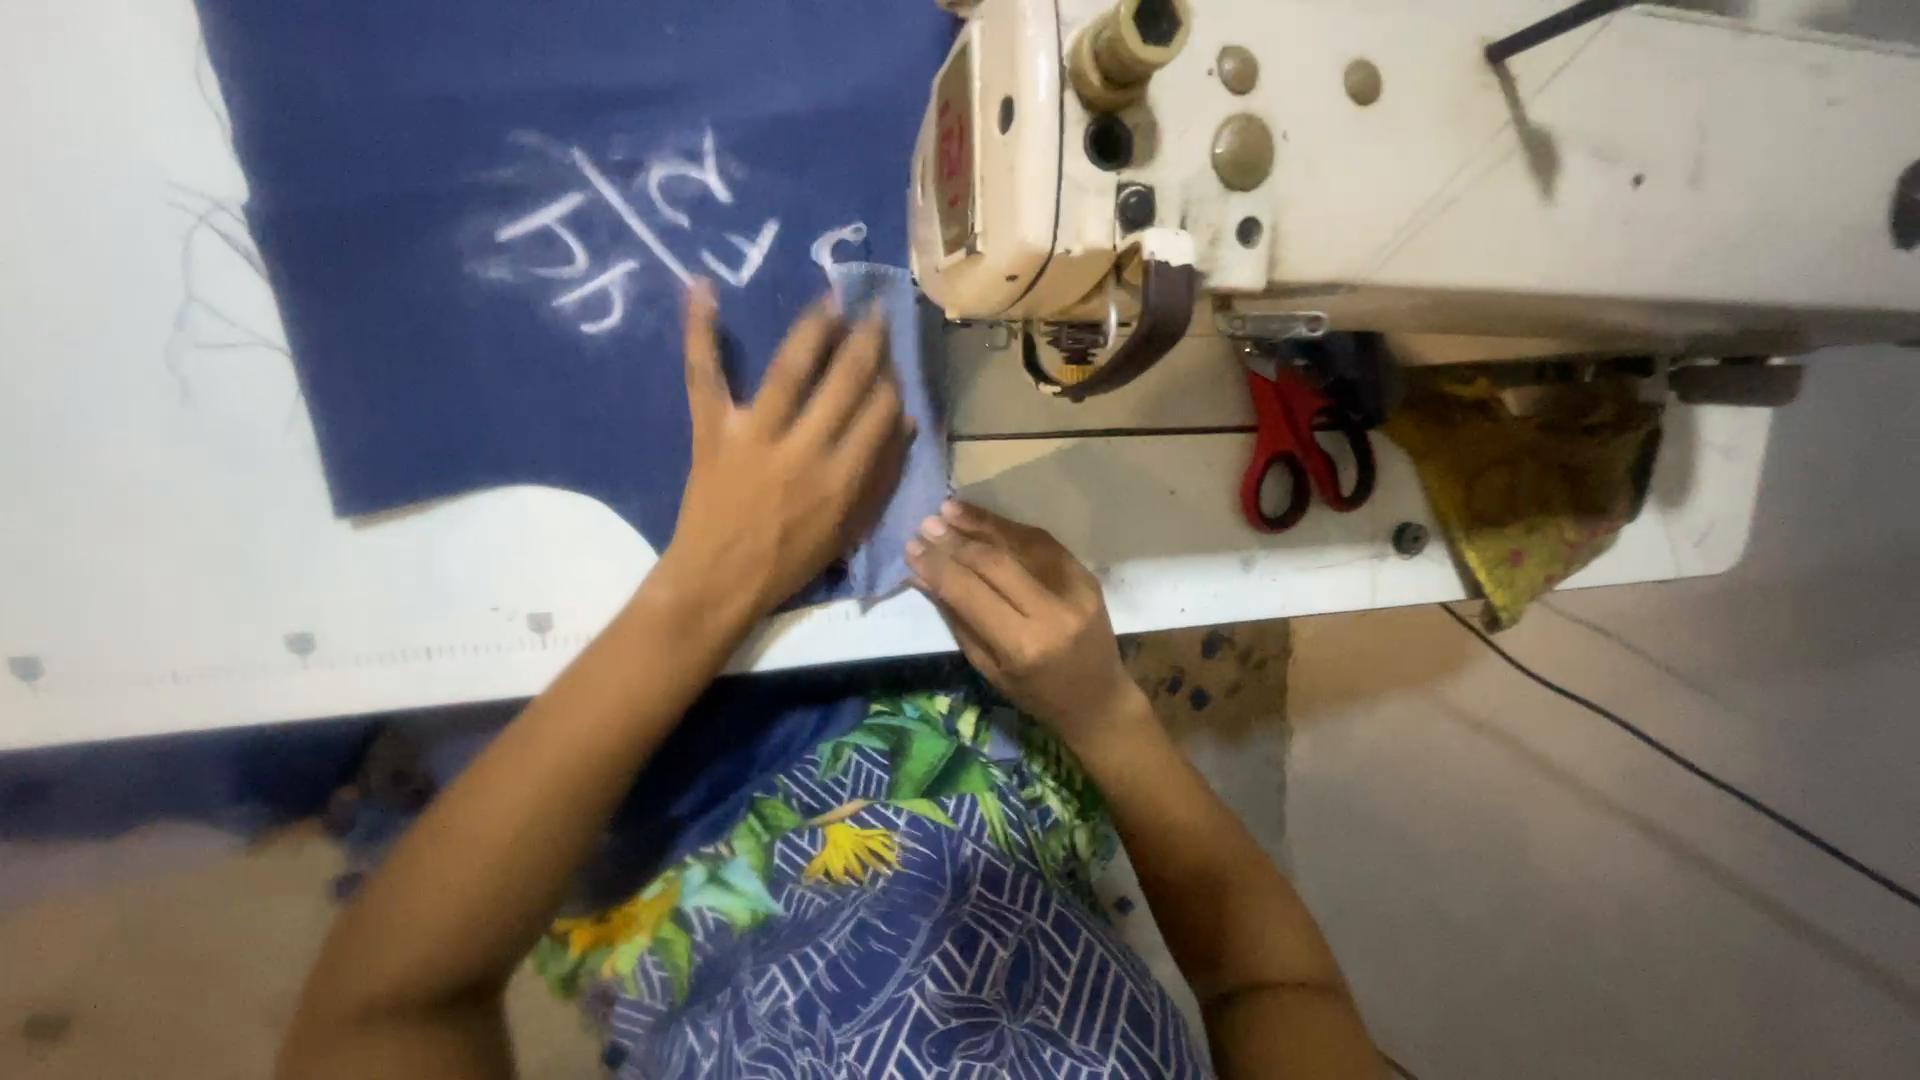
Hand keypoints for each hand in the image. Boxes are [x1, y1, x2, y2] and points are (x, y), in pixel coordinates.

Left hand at [657, 281, 912, 619]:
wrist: (718, 582)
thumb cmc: (788, 562)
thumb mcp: (846, 529)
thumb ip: (878, 477)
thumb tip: (904, 422)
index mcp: (842, 478)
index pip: (880, 414)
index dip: (891, 381)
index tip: (894, 360)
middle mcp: (805, 450)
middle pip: (846, 384)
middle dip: (867, 343)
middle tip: (876, 310)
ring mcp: (755, 436)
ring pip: (791, 370)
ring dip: (814, 329)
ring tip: (830, 298)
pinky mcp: (712, 431)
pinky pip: (704, 375)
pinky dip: (701, 332)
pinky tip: (703, 288)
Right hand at [905, 500, 1144, 744]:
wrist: (1099, 698)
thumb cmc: (1035, 693)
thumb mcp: (988, 668)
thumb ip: (957, 618)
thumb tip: (923, 575)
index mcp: (1022, 645)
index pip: (970, 592)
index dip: (938, 566)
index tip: (912, 548)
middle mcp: (1051, 612)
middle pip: (994, 563)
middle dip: (956, 541)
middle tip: (926, 525)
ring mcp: (1075, 590)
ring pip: (1021, 544)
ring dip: (981, 523)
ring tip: (950, 509)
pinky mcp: (1087, 576)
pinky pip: (1043, 544)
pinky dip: (1010, 529)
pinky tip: (984, 520)